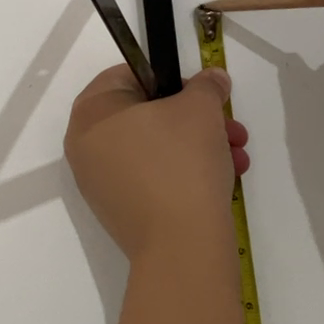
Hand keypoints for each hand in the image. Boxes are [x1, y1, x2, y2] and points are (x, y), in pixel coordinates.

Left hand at [64, 65, 248, 258]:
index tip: (203, 95)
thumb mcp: (200, 109)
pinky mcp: (120, 211)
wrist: (182, 248)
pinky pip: (153, 178)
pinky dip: (185, 173)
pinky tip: (223, 180)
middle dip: (196, 119)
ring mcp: (100, 181)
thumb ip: (205, 86)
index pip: (129, 76)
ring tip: (236, 157)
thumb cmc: (181, 162)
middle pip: (146, 115)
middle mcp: (86, 145)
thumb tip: (212, 79)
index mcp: (91, 112)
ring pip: (155, 148)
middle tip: (231, 129)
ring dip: (199, 146)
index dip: (172, 79)